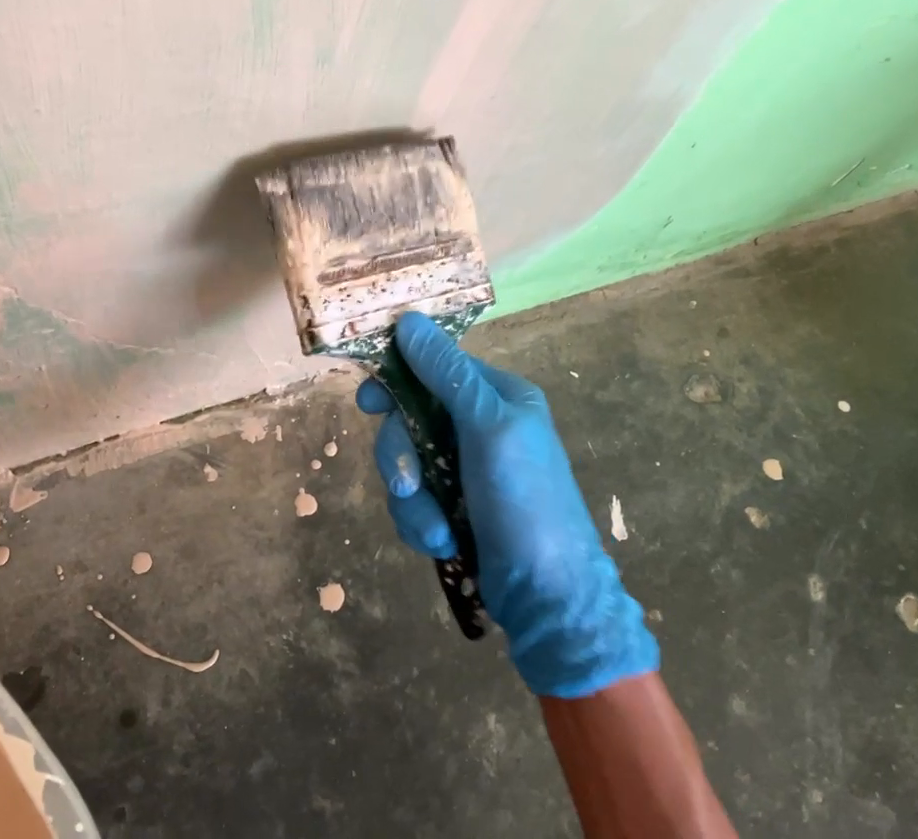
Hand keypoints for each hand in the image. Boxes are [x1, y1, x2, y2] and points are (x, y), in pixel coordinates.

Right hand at [357, 312, 658, 698]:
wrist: (548, 596)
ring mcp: (464, 470)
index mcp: (497, 397)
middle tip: (412, 485)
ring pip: (405, 463)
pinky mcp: (452, 507)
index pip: (433, 367)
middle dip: (403, 457)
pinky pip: (412, 501)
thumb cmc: (526, 502)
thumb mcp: (489, 430)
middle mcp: (478, 427)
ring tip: (437, 530)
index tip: (369, 403)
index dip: (396, 381)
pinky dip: (420, 523)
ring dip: (414, 501)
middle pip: (408, 418)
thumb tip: (408, 321)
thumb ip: (447, 375)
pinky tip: (443, 543)